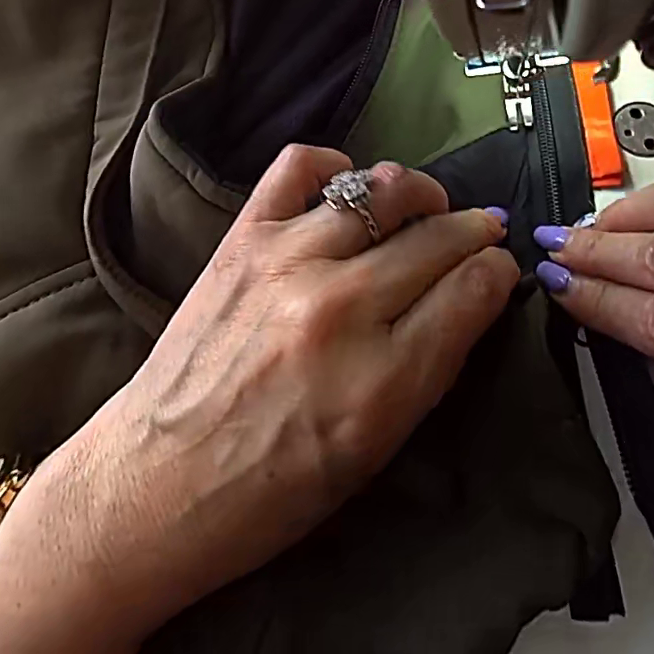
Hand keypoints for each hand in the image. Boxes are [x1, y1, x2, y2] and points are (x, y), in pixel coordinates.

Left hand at [0, 146, 515, 653]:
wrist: (152, 487)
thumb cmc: (276, 487)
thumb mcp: (380, 445)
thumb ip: (438, 360)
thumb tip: (479, 287)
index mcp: (381, 378)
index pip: (474, 287)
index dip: (500, 270)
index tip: (501, 268)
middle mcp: (339, 307)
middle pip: (440, 236)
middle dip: (476, 230)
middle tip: (479, 234)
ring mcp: (286, 262)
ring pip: (385, 191)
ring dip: (423, 195)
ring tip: (426, 207)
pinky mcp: (241, 239)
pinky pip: (300, 167)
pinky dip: (337, 166)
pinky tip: (350, 187)